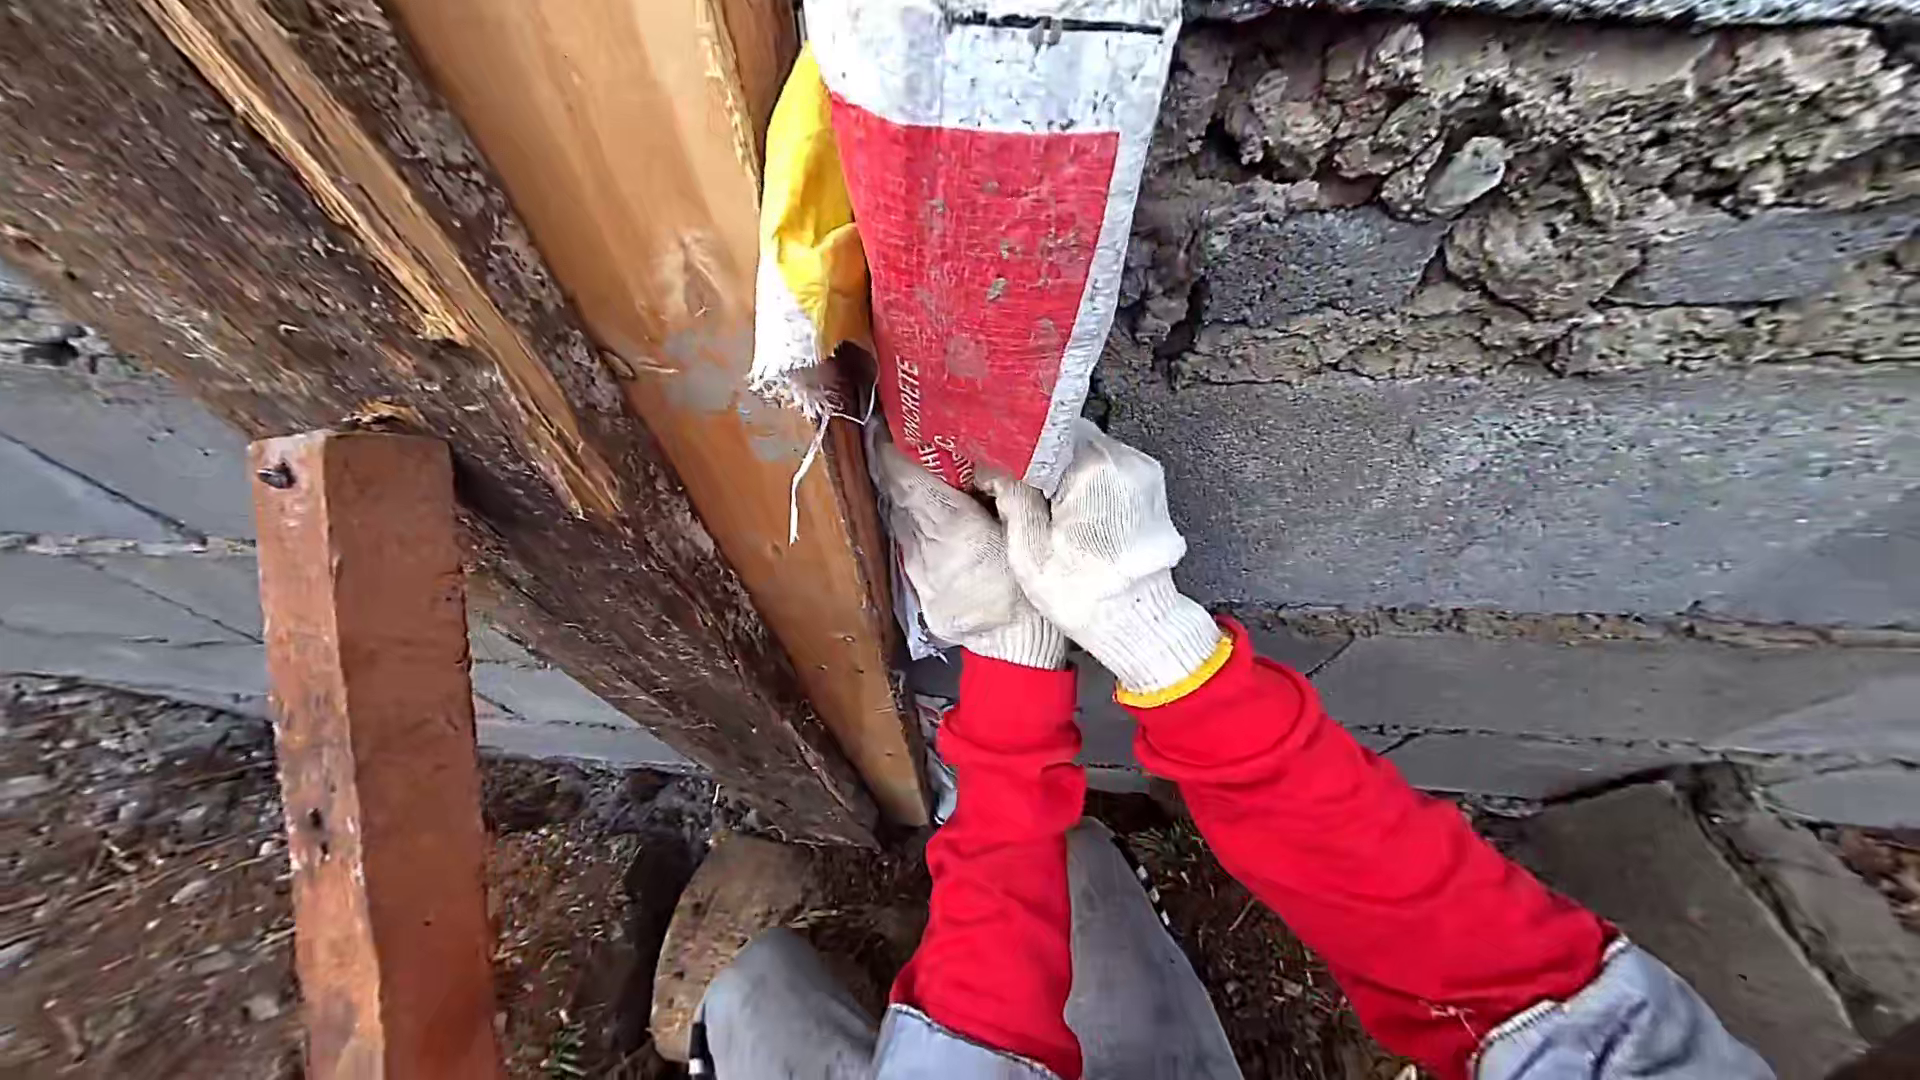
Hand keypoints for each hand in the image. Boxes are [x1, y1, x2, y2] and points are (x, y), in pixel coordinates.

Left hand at [873, 436, 1066, 669]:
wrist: (1014, 649)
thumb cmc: (1028, 591)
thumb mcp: (1030, 532)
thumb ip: (1011, 489)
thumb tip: (991, 460)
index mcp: (948, 526)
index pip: (905, 476)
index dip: (892, 445)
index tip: (890, 421)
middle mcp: (921, 544)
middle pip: (897, 492)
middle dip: (898, 461)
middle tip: (906, 433)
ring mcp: (914, 568)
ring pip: (899, 516)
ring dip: (905, 492)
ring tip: (918, 467)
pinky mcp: (916, 585)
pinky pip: (907, 540)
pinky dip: (913, 520)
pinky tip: (928, 514)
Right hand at [982, 420, 1224, 700]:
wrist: (1135, 619)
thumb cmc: (1085, 594)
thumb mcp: (1029, 550)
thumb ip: (1011, 498)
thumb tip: (994, 469)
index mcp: (1092, 470)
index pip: (1040, 436)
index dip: (1013, 451)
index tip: (995, 467)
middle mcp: (1123, 462)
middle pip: (1065, 437)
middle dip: (1037, 458)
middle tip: (1015, 486)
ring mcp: (1141, 472)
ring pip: (1085, 449)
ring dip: (1061, 468)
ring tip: (1044, 501)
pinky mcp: (1147, 484)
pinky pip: (1106, 465)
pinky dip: (1084, 478)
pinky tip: (1070, 506)